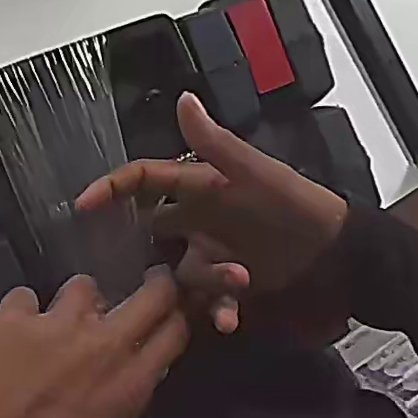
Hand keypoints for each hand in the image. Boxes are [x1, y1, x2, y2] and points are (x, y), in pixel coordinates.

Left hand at [0, 267, 188, 417]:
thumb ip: (115, 417)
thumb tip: (112, 397)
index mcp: (130, 387)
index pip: (174, 328)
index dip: (174, 315)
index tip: (167, 311)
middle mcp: (101, 347)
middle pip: (152, 292)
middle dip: (154, 286)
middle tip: (141, 292)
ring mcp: (54, 328)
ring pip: (83, 285)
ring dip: (75, 307)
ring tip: (52, 331)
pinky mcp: (7, 321)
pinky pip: (24, 297)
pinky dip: (20, 315)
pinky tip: (6, 341)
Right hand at [75, 92, 348, 335]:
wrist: (336, 250)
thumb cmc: (292, 203)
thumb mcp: (255, 171)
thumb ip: (216, 142)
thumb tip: (183, 98)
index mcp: (196, 186)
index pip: (143, 181)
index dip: (110, 189)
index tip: (81, 206)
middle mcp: (194, 219)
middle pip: (149, 233)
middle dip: (140, 250)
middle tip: (132, 271)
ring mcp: (207, 252)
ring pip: (177, 273)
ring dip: (200, 282)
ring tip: (235, 282)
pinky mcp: (224, 281)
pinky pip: (204, 299)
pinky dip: (213, 311)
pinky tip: (228, 320)